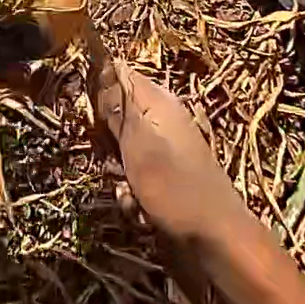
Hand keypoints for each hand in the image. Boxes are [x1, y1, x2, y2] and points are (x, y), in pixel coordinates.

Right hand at [91, 53, 304, 303]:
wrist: (218, 241)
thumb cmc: (177, 188)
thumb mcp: (139, 144)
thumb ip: (118, 105)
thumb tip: (104, 62)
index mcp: (158, 101)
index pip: (119, 73)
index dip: (97, 89)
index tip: (86, 115)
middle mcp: (162, 118)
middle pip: (116, 113)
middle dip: (104, 139)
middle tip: (107, 160)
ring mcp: (165, 147)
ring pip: (121, 148)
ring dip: (117, 171)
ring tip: (127, 191)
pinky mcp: (166, 174)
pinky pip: (135, 172)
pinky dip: (132, 190)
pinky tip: (138, 209)